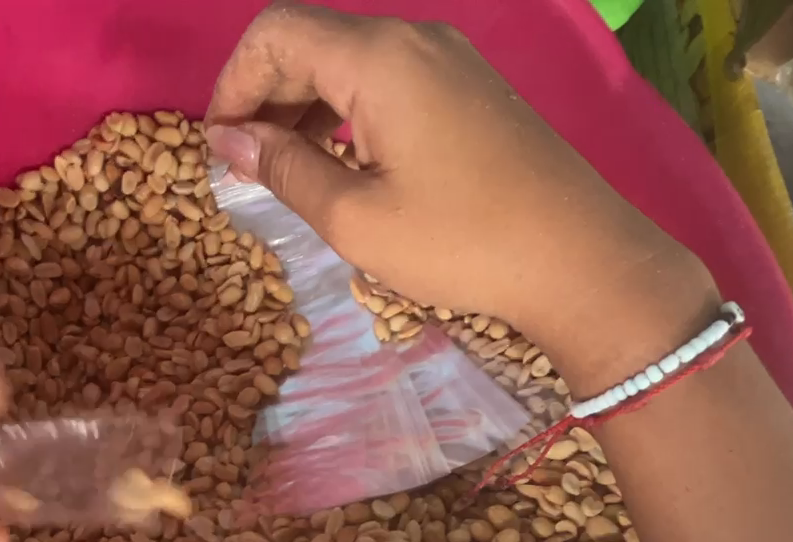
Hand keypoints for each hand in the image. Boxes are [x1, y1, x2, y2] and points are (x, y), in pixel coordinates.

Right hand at [205, 3, 717, 383]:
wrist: (574, 256)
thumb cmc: (458, 242)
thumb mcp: (356, 218)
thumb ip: (285, 170)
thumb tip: (230, 140)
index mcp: (378, 58)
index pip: (277, 34)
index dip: (234, 84)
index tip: (219, 145)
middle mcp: (413, 39)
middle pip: (314, 43)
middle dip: (267, 96)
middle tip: (247, 166)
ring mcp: (449, 60)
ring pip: (352, 65)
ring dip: (307, 109)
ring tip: (289, 171)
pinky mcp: (470, 89)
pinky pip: (390, 85)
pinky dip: (350, 116)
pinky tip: (345, 163)